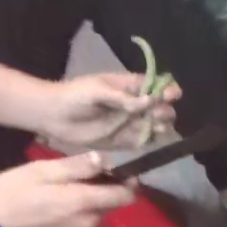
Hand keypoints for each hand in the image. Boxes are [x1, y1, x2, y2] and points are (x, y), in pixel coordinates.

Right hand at [0, 153, 135, 226]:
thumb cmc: (14, 191)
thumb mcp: (43, 170)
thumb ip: (77, 166)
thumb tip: (104, 159)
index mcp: (85, 203)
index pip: (126, 196)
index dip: (128, 181)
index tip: (118, 167)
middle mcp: (91, 221)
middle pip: (115, 202)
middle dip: (110, 186)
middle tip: (90, 169)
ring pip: (103, 210)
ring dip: (97, 196)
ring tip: (76, 180)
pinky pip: (91, 219)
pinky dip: (88, 207)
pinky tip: (70, 195)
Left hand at [34, 71, 179, 148]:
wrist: (54, 116)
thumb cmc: (75, 96)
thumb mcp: (98, 90)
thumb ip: (123, 97)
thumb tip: (149, 101)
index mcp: (130, 86)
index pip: (156, 85)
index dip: (168, 89)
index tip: (171, 95)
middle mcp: (135, 105)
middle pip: (161, 107)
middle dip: (165, 110)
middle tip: (157, 115)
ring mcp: (131, 123)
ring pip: (156, 124)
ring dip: (160, 126)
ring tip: (155, 127)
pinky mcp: (125, 140)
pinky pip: (144, 141)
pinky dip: (150, 141)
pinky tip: (149, 139)